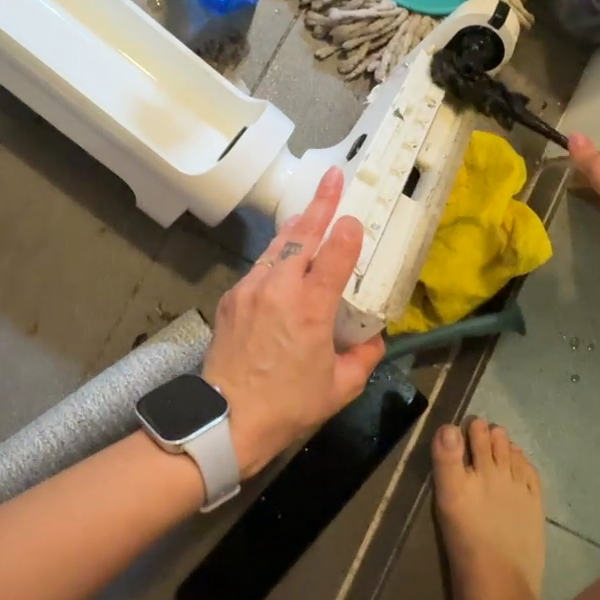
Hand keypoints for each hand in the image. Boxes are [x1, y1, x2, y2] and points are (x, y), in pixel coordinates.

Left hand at [201, 168, 385, 476]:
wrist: (226, 422)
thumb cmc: (288, 407)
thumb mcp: (340, 388)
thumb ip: (363, 357)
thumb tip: (374, 338)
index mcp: (310, 309)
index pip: (334, 256)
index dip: (347, 233)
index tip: (354, 218)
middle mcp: (278, 289)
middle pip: (301, 235)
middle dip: (320, 205)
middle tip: (332, 177)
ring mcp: (250, 290)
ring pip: (276, 246)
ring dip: (296, 226)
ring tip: (311, 210)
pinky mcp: (231, 299)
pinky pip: (259, 267)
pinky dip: (275, 255)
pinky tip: (284, 256)